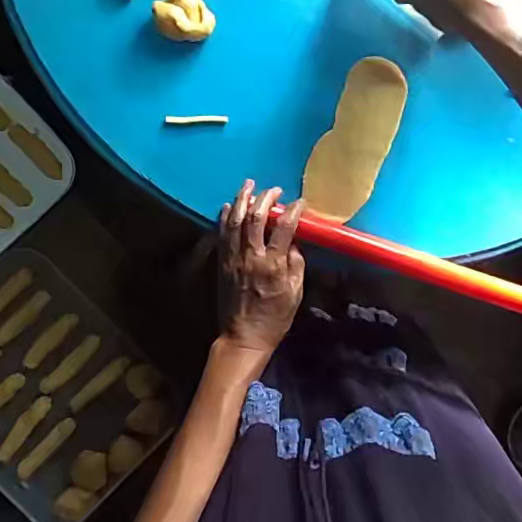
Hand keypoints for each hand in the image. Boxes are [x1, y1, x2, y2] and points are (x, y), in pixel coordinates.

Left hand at [216, 180, 304, 356]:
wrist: (243, 336)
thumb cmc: (275, 317)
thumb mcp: (295, 293)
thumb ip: (296, 264)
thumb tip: (294, 240)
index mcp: (273, 264)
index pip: (284, 227)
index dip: (293, 210)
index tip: (299, 202)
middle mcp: (251, 256)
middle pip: (256, 217)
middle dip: (266, 198)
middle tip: (274, 190)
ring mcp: (233, 257)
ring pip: (235, 220)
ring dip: (242, 200)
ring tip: (249, 185)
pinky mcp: (221, 262)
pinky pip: (222, 233)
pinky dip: (225, 217)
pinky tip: (229, 206)